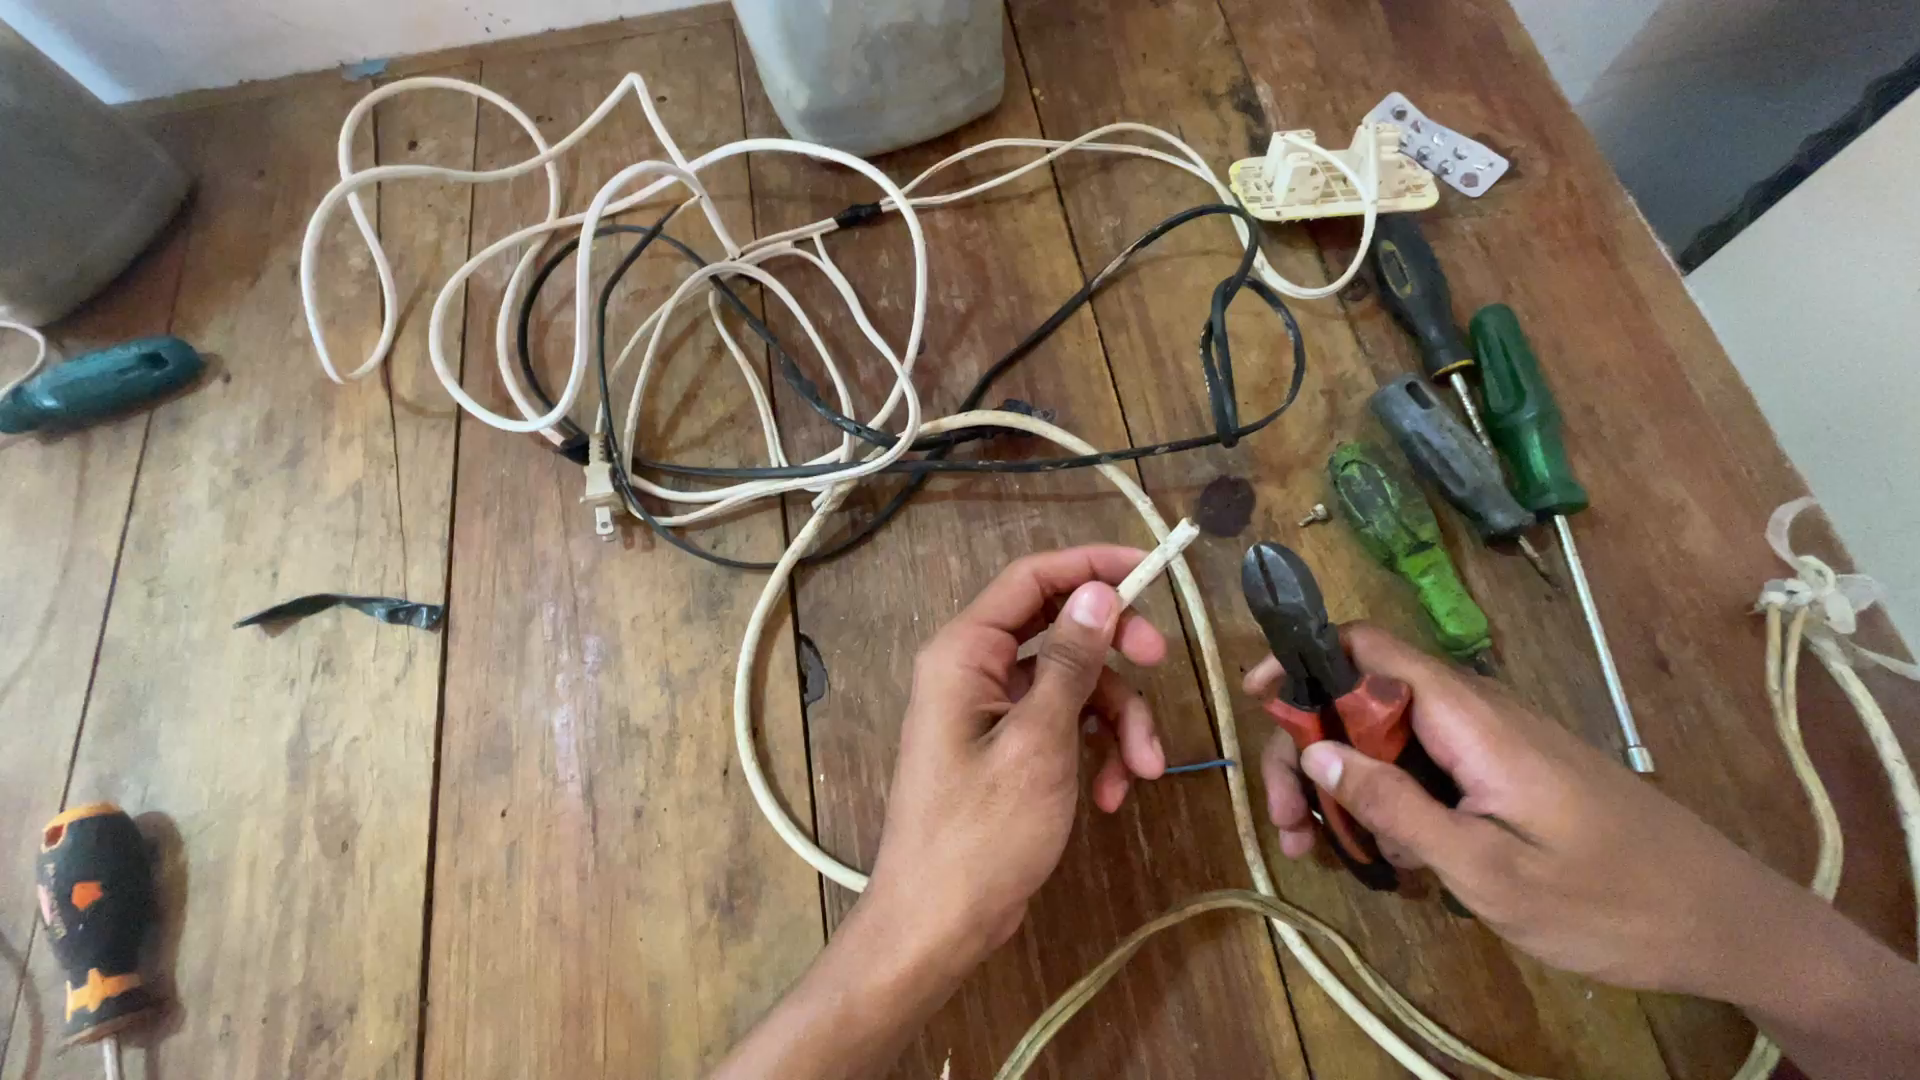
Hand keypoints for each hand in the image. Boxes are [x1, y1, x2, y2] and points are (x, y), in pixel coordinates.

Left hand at [861, 546, 1170, 974]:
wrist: (938, 922)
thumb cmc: (982, 831)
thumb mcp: (1039, 741)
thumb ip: (1069, 660)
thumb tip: (1097, 591)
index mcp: (965, 651)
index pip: (1032, 578)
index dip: (1091, 565)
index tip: (1151, 569)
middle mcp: (974, 668)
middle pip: (1059, 628)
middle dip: (1114, 651)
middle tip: (1161, 663)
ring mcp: (991, 709)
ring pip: (1071, 682)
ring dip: (1116, 719)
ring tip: (1142, 772)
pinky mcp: (1008, 745)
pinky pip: (1062, 723)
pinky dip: (1095, 750)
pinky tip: (1111, 794)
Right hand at [1245, 622, 1804, 996]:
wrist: (1732, 929)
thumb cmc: (1610, 901)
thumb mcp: (1488, 869)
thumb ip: (1396, 804)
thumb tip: (1313, 751)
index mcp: (1467, 718)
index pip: (1365, 649)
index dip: (1301, 657)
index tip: (1253, 695)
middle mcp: (1468, 714)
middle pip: (1357, 703)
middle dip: (1308, 754)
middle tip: (1288, 823)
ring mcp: (1481, 744)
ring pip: (1381, 741)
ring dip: (1341, 788)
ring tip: (1325, 851)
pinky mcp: (1493, 772)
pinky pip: (1416, 769)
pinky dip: (1383, 803)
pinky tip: (1383, 855)